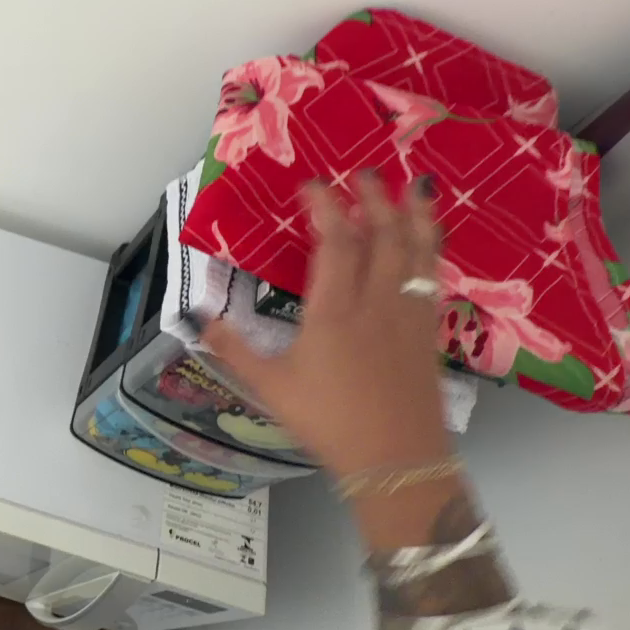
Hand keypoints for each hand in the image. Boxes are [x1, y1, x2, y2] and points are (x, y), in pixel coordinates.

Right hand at [200, 171, 449, 478]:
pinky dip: (431, 249)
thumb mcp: (268, 386)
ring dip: (412, 215)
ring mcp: (409, 315)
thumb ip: (232, 348)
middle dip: (373, 199)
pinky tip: (428, 244)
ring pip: (417, 251)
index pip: (335, 243)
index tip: (312, 185)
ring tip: (412, 187)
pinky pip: (434, 276)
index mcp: (334, 312)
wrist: (395, 456)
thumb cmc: (326, 419)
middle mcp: (377, 303)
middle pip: (381, 236)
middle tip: (363, 173)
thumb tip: (196, 317)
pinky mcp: (428, 332)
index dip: (325, 208)